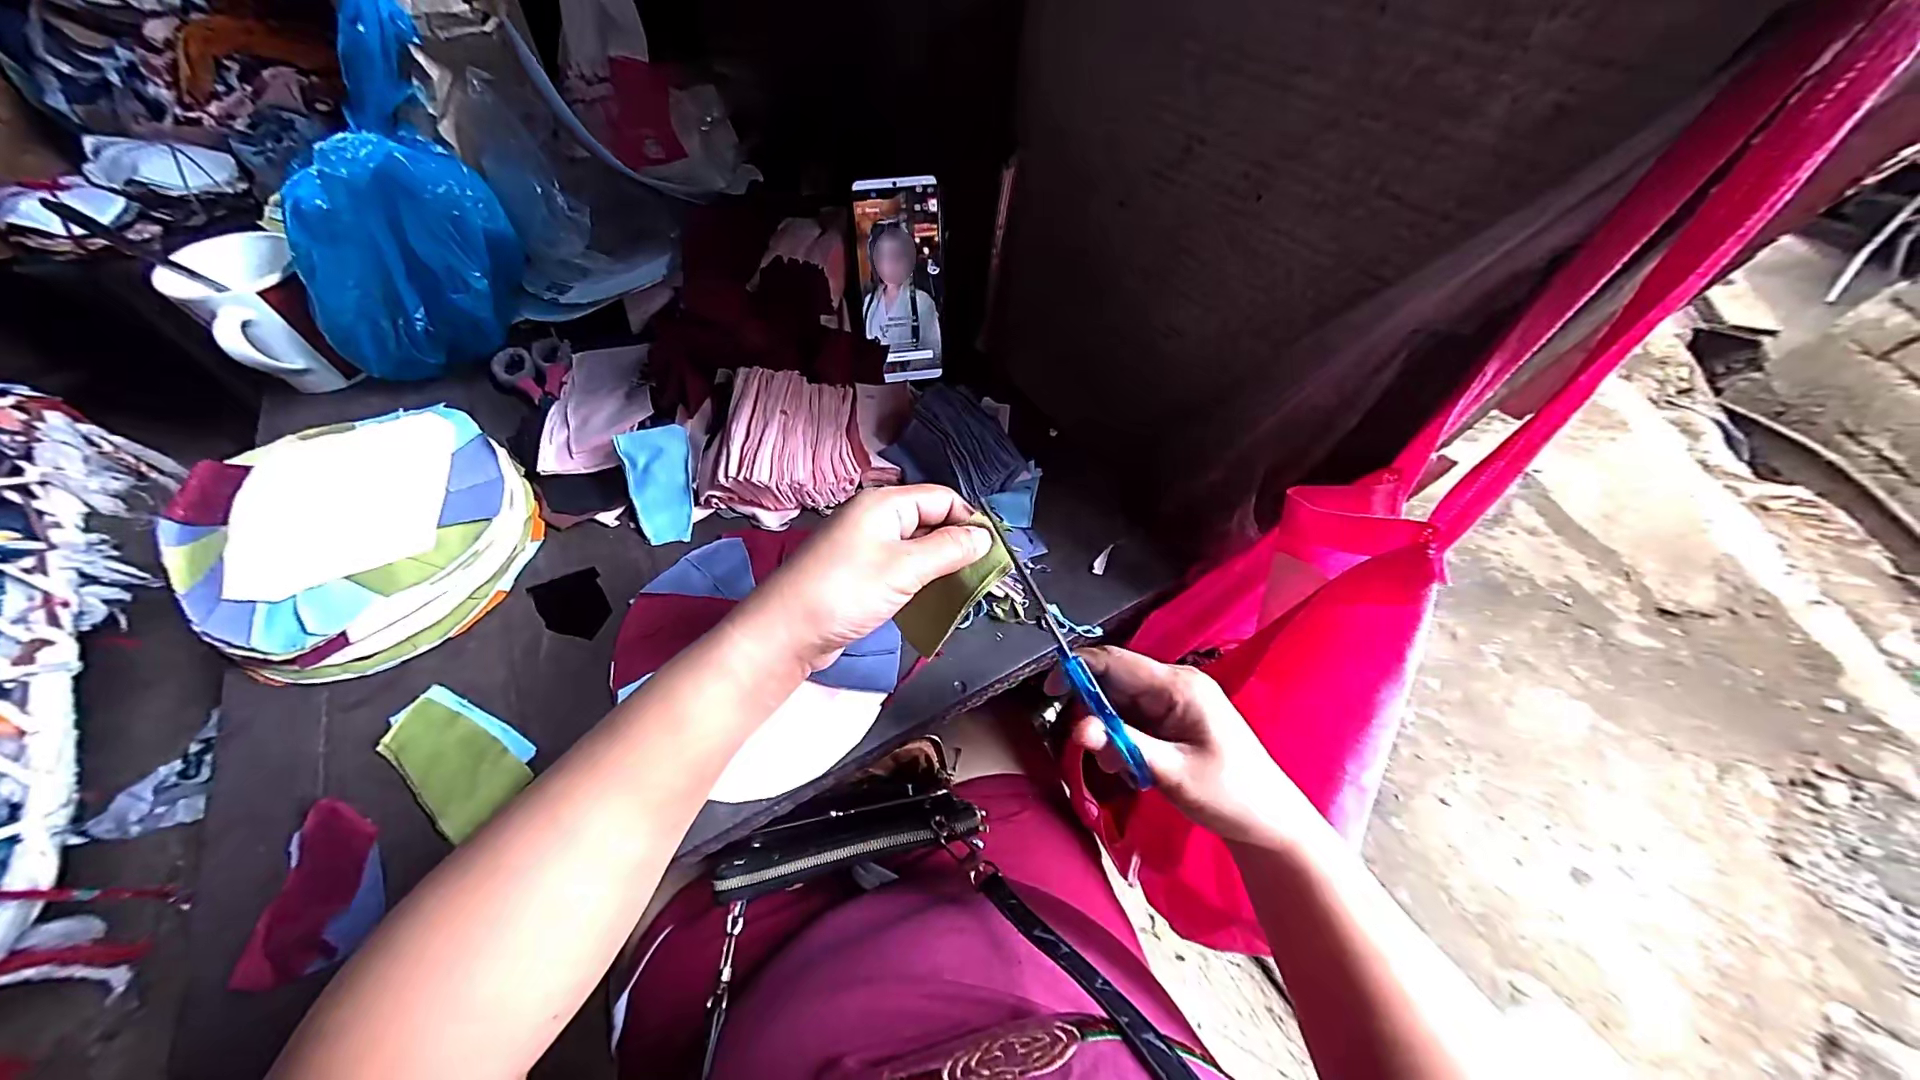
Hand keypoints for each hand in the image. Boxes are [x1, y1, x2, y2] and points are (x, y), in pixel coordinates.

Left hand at [737, 485, 992, 670]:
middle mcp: (876, 518)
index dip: (970, 520)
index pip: (942, 498)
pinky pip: (901, 567)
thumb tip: (984, 537)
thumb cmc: (844, 592)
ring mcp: (866, 546)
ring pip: (918, 547)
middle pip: (931, 521)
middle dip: (958, 544)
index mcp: (885, 504)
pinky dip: (921, 580)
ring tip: (962, 589)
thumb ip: (950, 549)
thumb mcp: (905, 568)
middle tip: (982, 574)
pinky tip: (932, 598)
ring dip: (941, 566)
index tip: (993, 551)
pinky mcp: (861, 573)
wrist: (786, 632)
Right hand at [1050, 646, 1321, 849]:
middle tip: (1088, 747)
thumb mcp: (1173, 772)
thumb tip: (1079, 728)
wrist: (1270, 823)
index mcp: (1178, 686)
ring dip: (1107, 731)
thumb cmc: (1230, 795)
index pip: (1114, 661)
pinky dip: (1120, 740)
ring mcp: (1172, 703)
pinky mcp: (1171, 721)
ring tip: (1121, 766)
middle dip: (1093, 711)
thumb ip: (1123, 745)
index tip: (1049, 690)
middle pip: (1112, 682)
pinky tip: (1132, 767)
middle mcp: (1172, 686)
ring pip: (1118, 703)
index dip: (1077, 669)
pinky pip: (1131, 720)